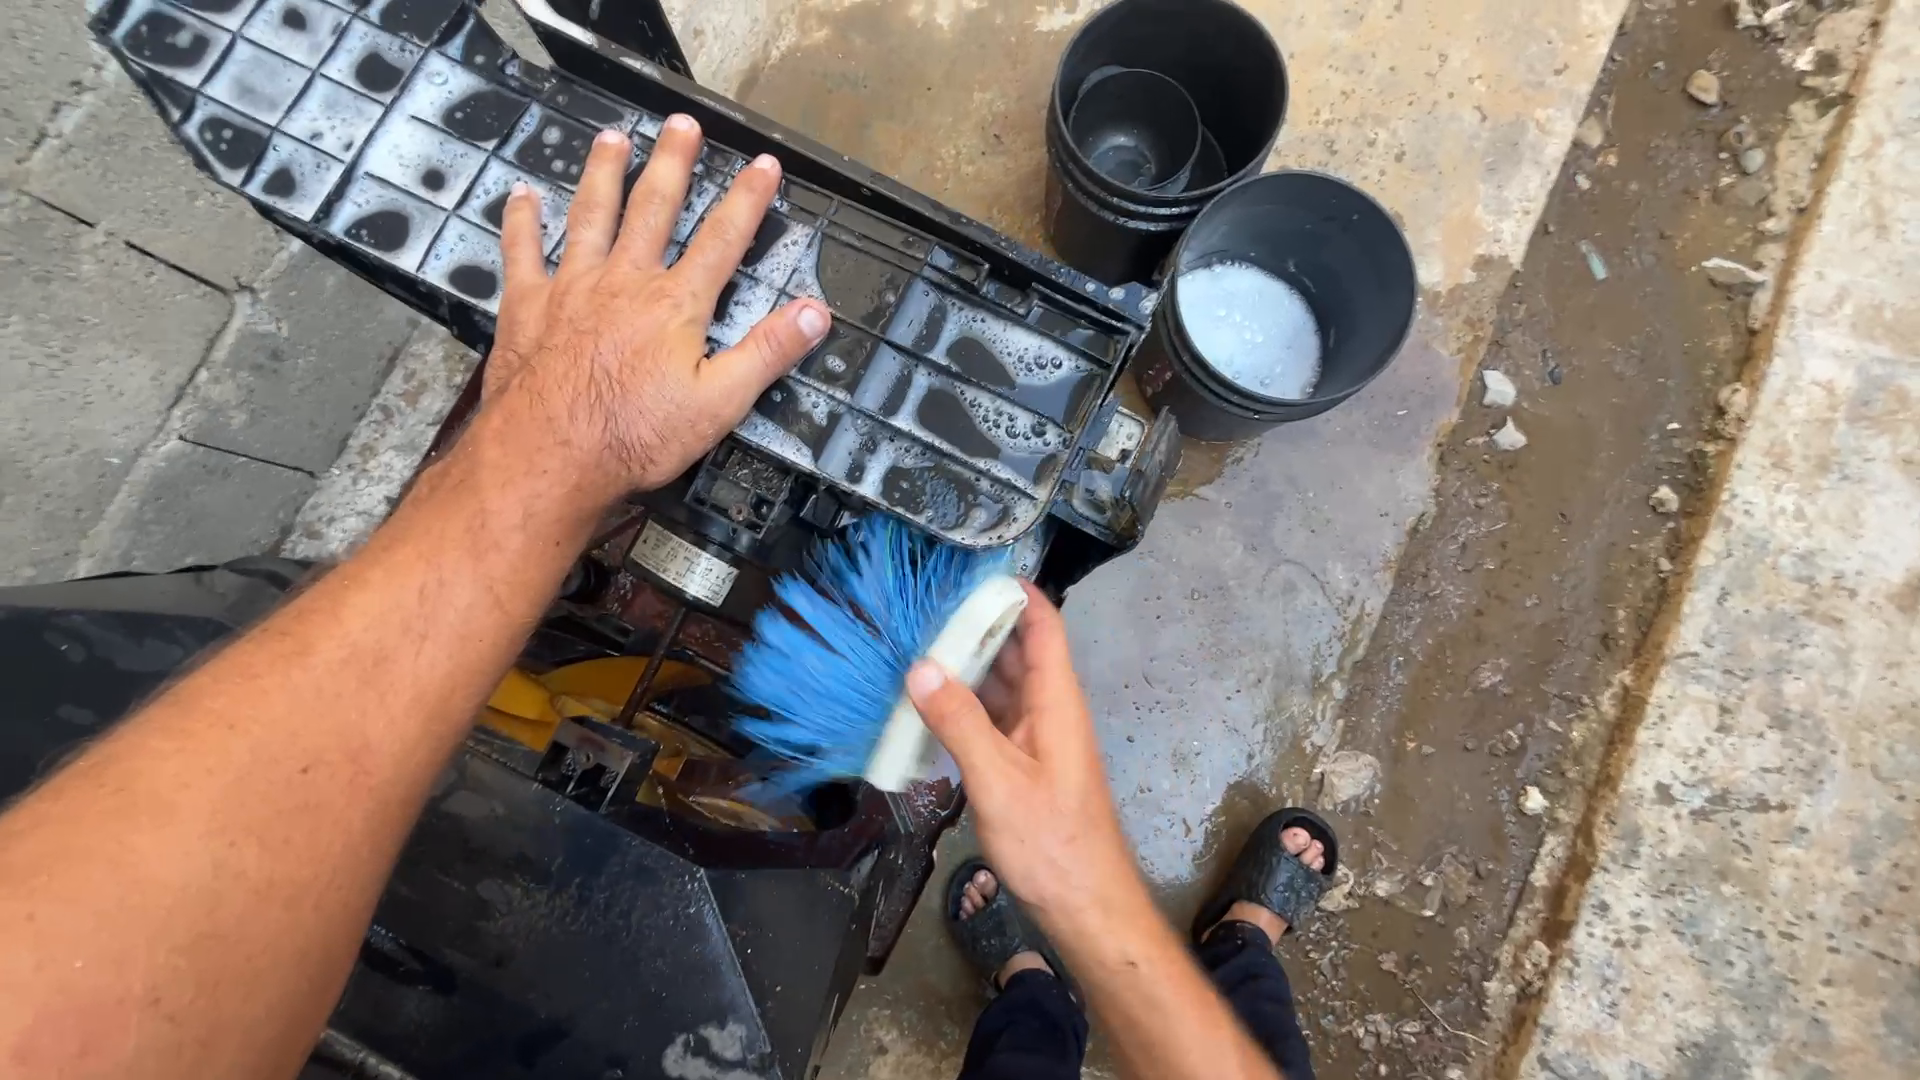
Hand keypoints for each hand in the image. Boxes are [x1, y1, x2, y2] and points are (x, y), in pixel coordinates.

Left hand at [477, 114, 831, 502]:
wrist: (552, 454)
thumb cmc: (641, 434)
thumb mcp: (722, 402)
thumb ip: (769, 351)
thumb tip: (817, 311)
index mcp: (677, 304)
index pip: (723, 240)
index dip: (747, 200)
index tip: (764, 164)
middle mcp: (626, 280)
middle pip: (654, 209)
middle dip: (673, 164)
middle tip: (682, 124)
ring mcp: (572, 288)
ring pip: (590, 216)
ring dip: (603, 173)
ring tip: (612, 138)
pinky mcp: (528, 307)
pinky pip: (523, 253)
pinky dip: (523, 222)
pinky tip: (522, 197)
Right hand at [906, 583, 1135, 921]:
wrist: (1085, 904)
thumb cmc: (1051, 842)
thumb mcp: (998, 781)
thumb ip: (959, 723)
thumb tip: (920, 668)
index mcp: (1056, 699)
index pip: (1044, 625)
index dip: (1017, 592)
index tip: (973, 570)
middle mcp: (1048, 707)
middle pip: (1016, 649)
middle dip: (977, 625)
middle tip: (924, 606)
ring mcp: (1036, 734)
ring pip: (1001, 683)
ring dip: (966, 665)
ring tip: (916, 643)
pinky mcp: (1022, 760)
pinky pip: (992, 716)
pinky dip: (964, 704)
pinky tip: (928, 702)